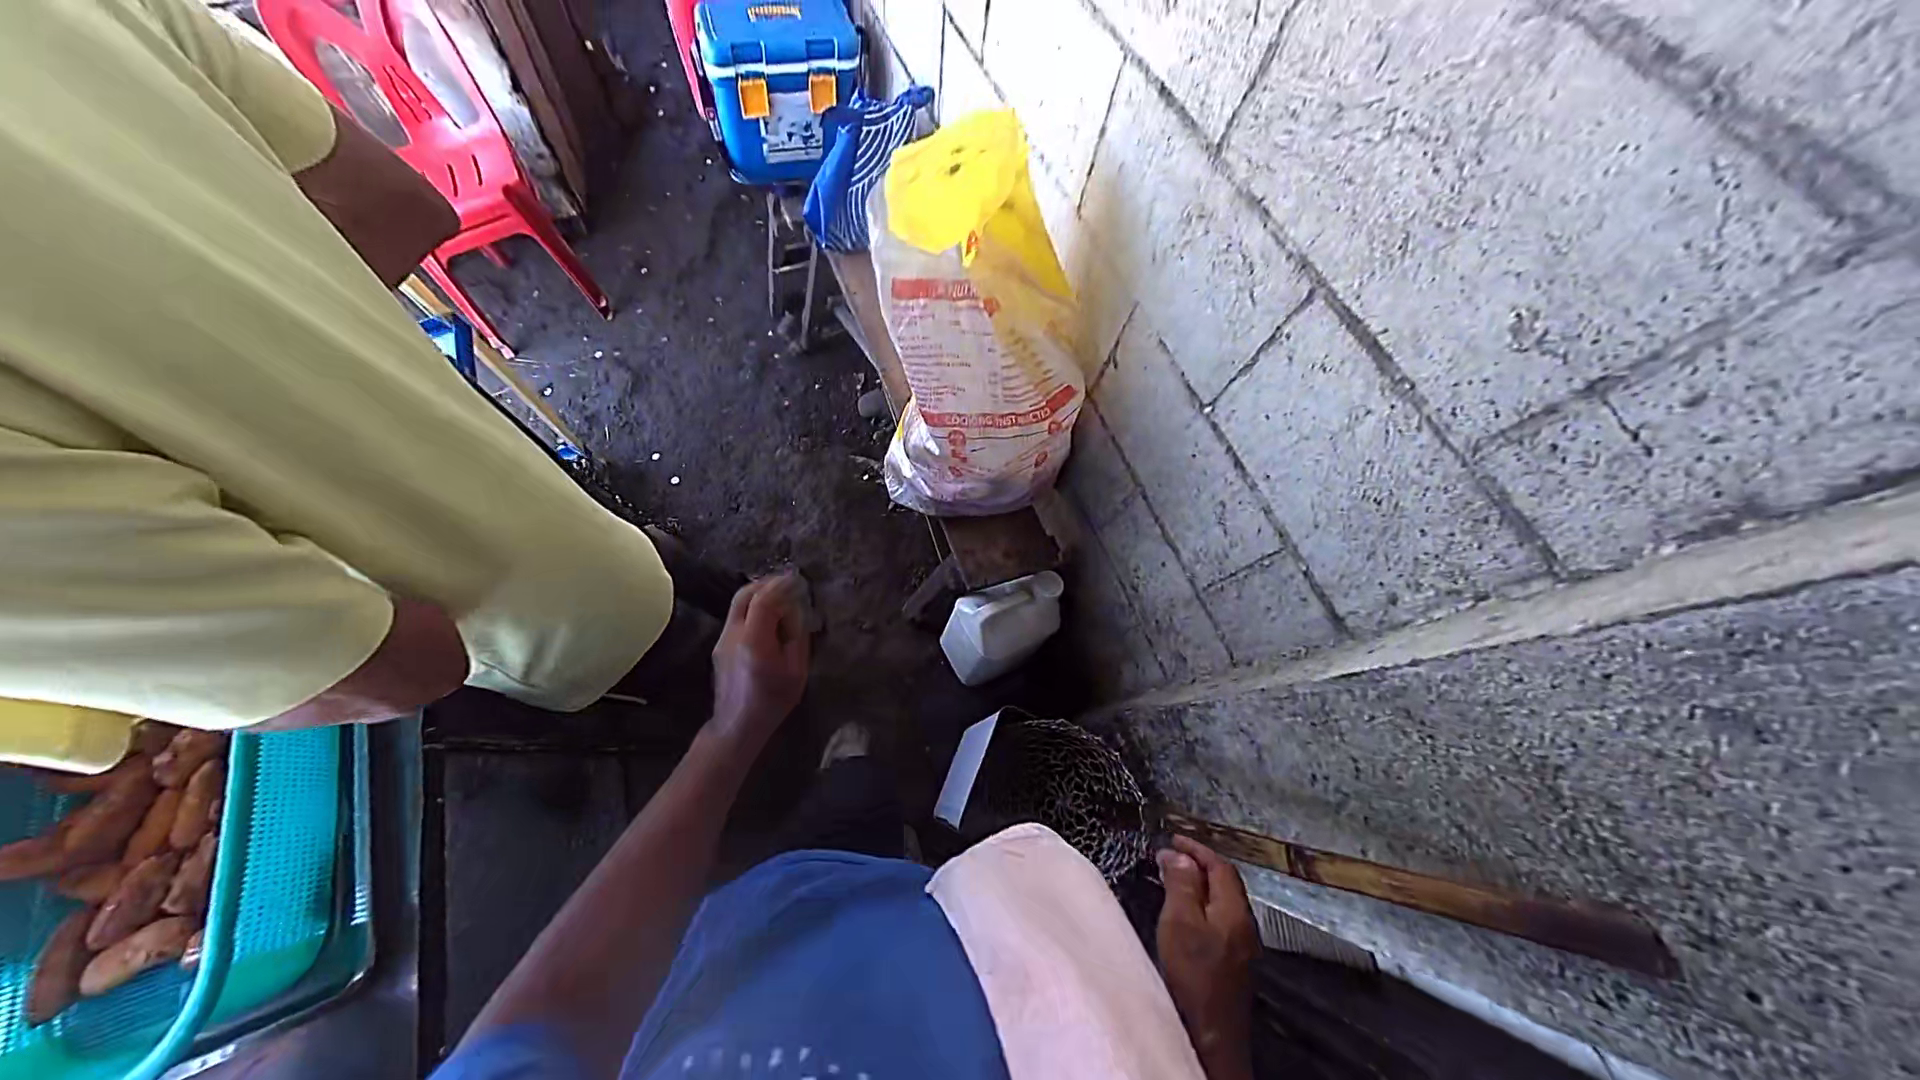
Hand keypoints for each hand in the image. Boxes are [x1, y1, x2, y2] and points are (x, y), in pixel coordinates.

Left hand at [708, 574, 809, 745]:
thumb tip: (796, 612)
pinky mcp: (720, 646)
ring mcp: (723, 639)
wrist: (737, 725)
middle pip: (744, 595)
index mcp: (754, 640)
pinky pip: (736, 616)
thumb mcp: (797, 671)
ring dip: (758, 594)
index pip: (764, 600)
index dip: (780, 585)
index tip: (796, 579)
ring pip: (737, 604)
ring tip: (780, 597)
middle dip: (766, 583)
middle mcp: (733, 634)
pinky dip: (752, 607)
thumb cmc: (773, 700)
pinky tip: (768, 617)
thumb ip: (797, 637)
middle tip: (786, 582)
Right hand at [1157, 835, 1258, 1079]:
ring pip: (1221, 902)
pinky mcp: (1232, 963)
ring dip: (1198, 885)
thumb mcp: (1180, 921)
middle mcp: (1244, 925)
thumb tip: (1178, 856)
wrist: (1210, 1035)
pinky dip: (1200, 904)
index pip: (1220, 866)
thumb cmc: (1193, 974)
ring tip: (1172, 878)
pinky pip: (1217, 918)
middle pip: (1225, 883)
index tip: (1173, 839)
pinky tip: (1183, 912)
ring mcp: (1241, 946)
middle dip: (1198, 864)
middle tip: (1170, 856)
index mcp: (1234, 910)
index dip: (1197, 849)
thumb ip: (1181, 885)